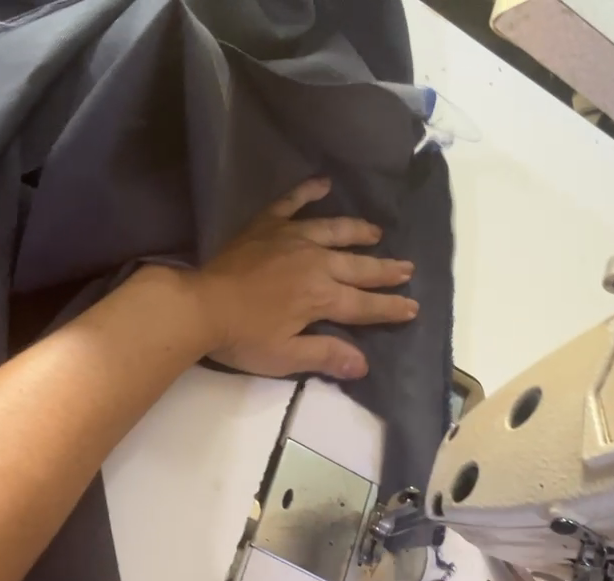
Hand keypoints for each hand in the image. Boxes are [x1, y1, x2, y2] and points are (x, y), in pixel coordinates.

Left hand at [191, 177, 417, 379]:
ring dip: (358, 231)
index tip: (413, 308)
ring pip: (333, 231)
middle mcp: (315, 262)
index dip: (389, 309)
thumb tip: (364, 364)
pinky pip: (292, 202)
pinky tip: (323, 183)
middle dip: (385, 270)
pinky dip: (308, 191)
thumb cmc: (242, 337)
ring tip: (377, 232)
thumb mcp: (285, 356)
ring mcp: (291, 239)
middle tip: (407, 268)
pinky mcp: (266, 226)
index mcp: (321, 297)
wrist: (201, 306)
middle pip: (357, 266)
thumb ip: (325, 356)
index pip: (363, 306)